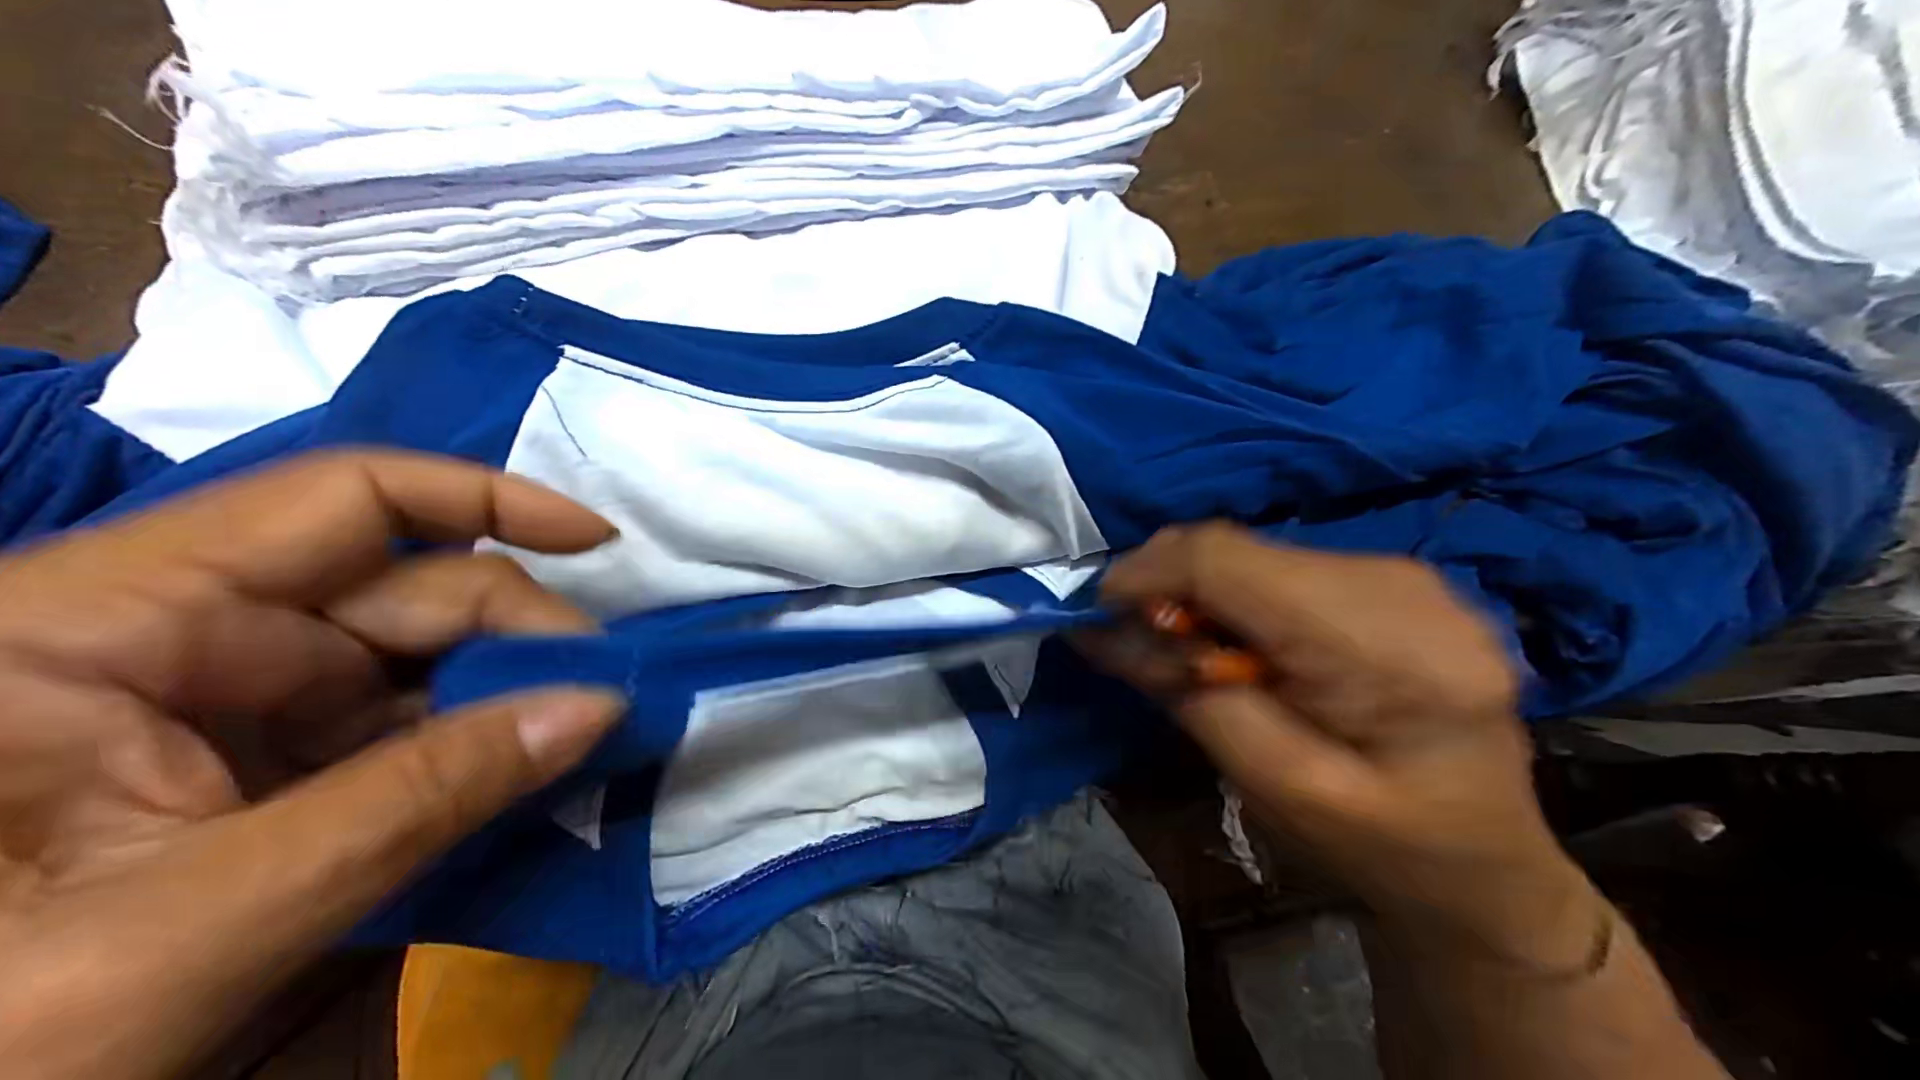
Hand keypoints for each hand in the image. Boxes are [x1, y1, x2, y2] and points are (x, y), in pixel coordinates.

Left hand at [0, 451, 626, 1079]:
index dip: (487, 501)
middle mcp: (170, 632)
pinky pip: (394, 725)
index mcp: (102, 622)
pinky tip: (526, 774)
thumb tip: (600, 708)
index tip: (599, 542)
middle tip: (609, 700)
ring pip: (412, 663)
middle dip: (519, 637)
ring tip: (585, 742)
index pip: (341, 502)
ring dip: (506, 698)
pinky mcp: (247, 759)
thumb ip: (416, 801)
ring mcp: (213, 700)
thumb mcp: (188, 928)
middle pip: (403, 590)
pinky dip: (470, 747)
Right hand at [1079, 523, 1602, 969]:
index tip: (1099, 614)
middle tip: (1145, 647)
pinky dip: (1239, 595)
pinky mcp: (1396, 577)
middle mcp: (1403, 586)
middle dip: (1169, 587)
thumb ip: (1187, 696)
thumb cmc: (1383, 847)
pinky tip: (1248, 647)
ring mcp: (1408, 574)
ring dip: (1202, 593)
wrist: (1489, 863)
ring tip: (1200, 657)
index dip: (1146, 575)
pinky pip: (1283, 564)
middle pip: (1238, 547)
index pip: (1229, 561)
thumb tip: (1096, 629)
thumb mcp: (1272, 784)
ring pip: (1254, 550)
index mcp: (1386, 650)